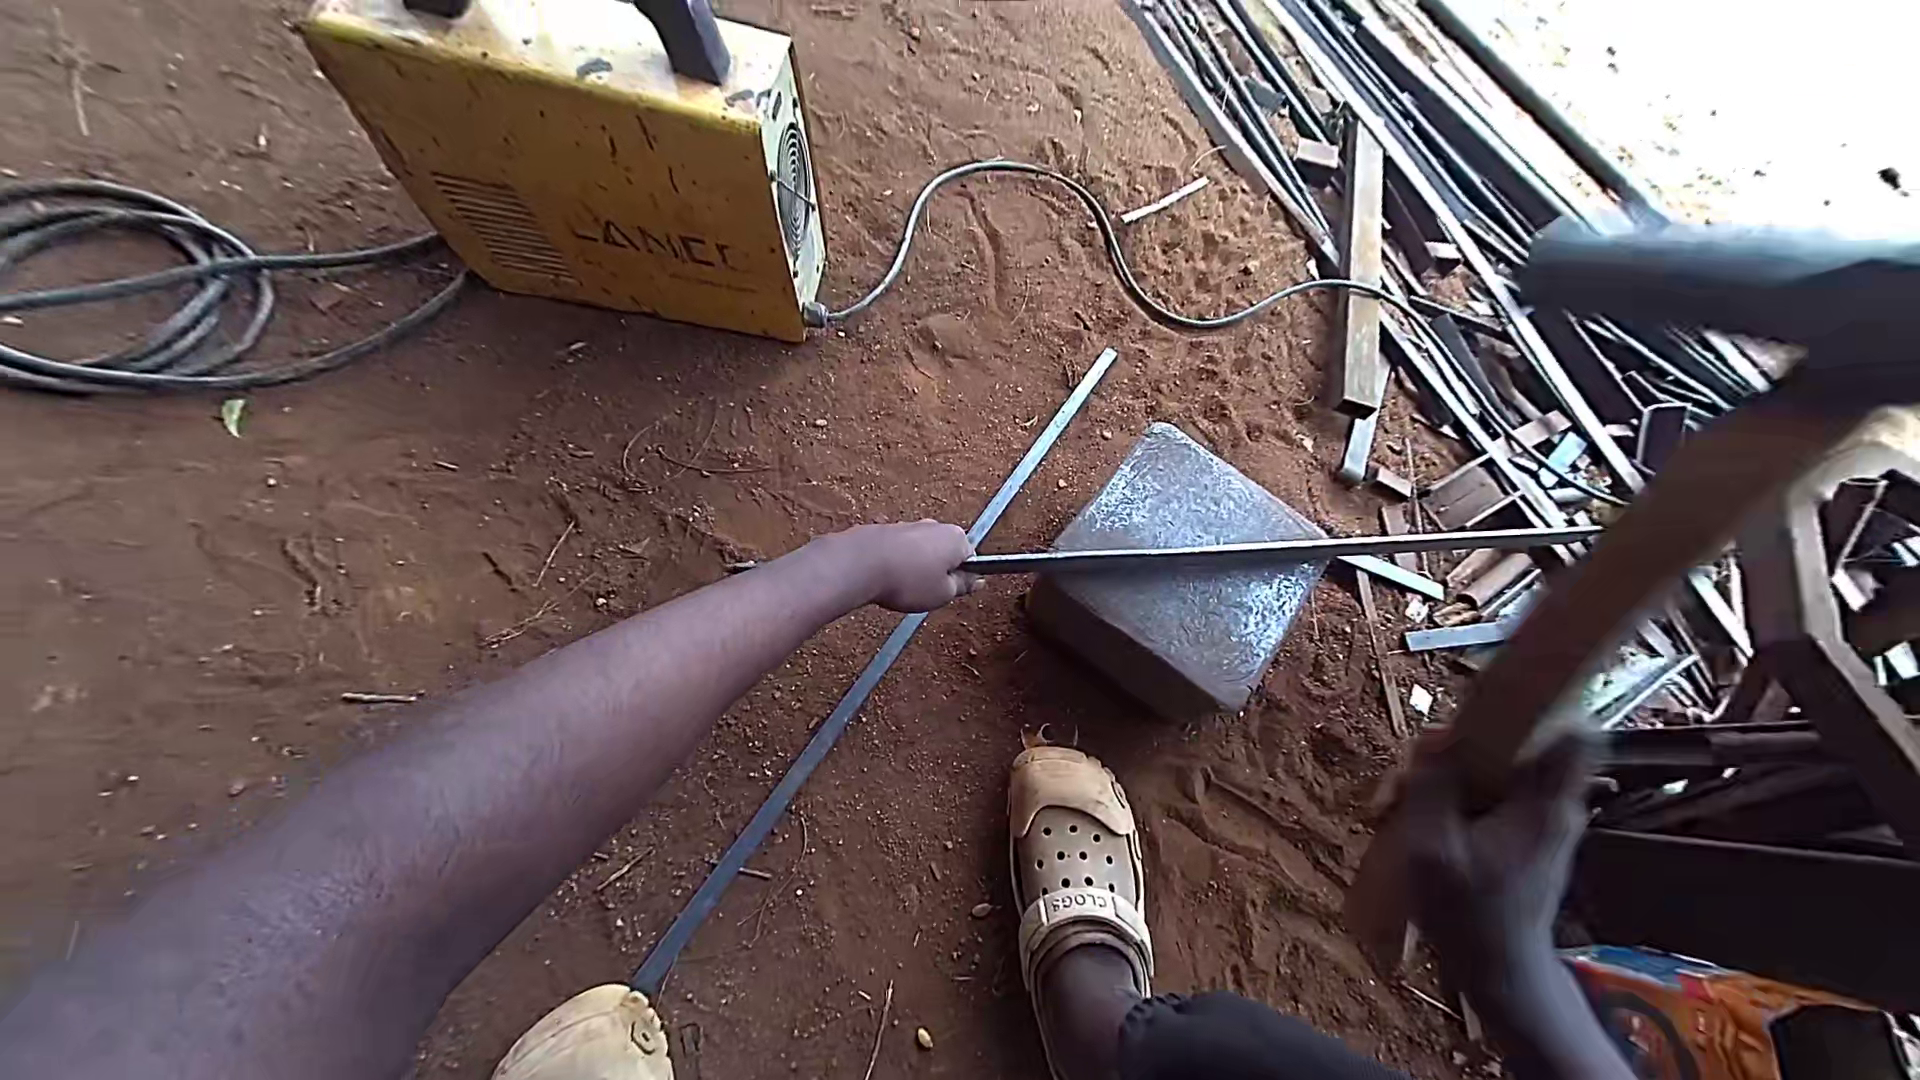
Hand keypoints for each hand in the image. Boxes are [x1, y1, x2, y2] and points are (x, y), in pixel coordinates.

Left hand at [823, 521, 980, 612]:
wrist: (859, 564)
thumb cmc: (905, 580)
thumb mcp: (943, 593)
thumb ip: (962, 585)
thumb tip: (976, 580)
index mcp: (956, 538)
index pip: (970, 558)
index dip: (962, 578)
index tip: (952, 592)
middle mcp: (934, 526)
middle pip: (944, 552)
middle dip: (938, 572)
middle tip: (927, 594)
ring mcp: (908, 525)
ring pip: (920, 551)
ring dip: (915, 568)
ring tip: (902, 588)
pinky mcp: (885, 530)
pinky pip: (897, 550)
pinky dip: (895, 563)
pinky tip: (886, 579)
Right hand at [1400, 733, 1593, 1003]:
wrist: (1498, 969)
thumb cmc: (1466, 908)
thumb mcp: (1432, 843)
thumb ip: (1432, 785)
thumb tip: (1438, 734)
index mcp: (1542, 805)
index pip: (1572, 737)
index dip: (1540, 708)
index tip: (1488, 702)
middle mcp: (1549, 806)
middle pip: (1511, 746)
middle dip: (1453, 749)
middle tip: (1408, 776)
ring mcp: (1537, 821)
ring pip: (1490, 768)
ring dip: (1442, 774)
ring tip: (1396, 804)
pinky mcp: (1520, 833)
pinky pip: (1485, 791)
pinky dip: (1449, 793)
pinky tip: (1413, 818)